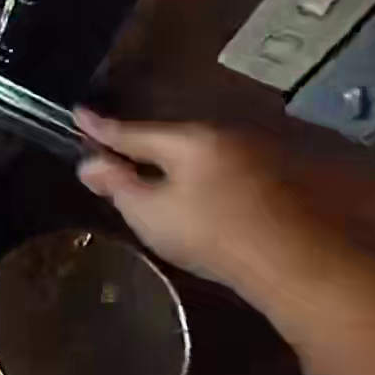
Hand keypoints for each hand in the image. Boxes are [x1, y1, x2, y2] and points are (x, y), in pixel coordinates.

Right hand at [74, 110, 342, 303]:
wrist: (296, 261)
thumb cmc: (211, 235)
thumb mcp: (151, 214)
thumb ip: (118, 186)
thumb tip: (88, 165)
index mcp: (189, 140)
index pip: (134, 132)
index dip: (102, 128)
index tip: (77, 113)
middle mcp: (226, 134)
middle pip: (173, 138)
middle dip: (145, 147)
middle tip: (119, 157)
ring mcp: (261, 151)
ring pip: (206, 152)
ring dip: (181, 163)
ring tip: (164, 181)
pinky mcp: (285, 173)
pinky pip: (232, 167)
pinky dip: (210, 177)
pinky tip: (211, 197)